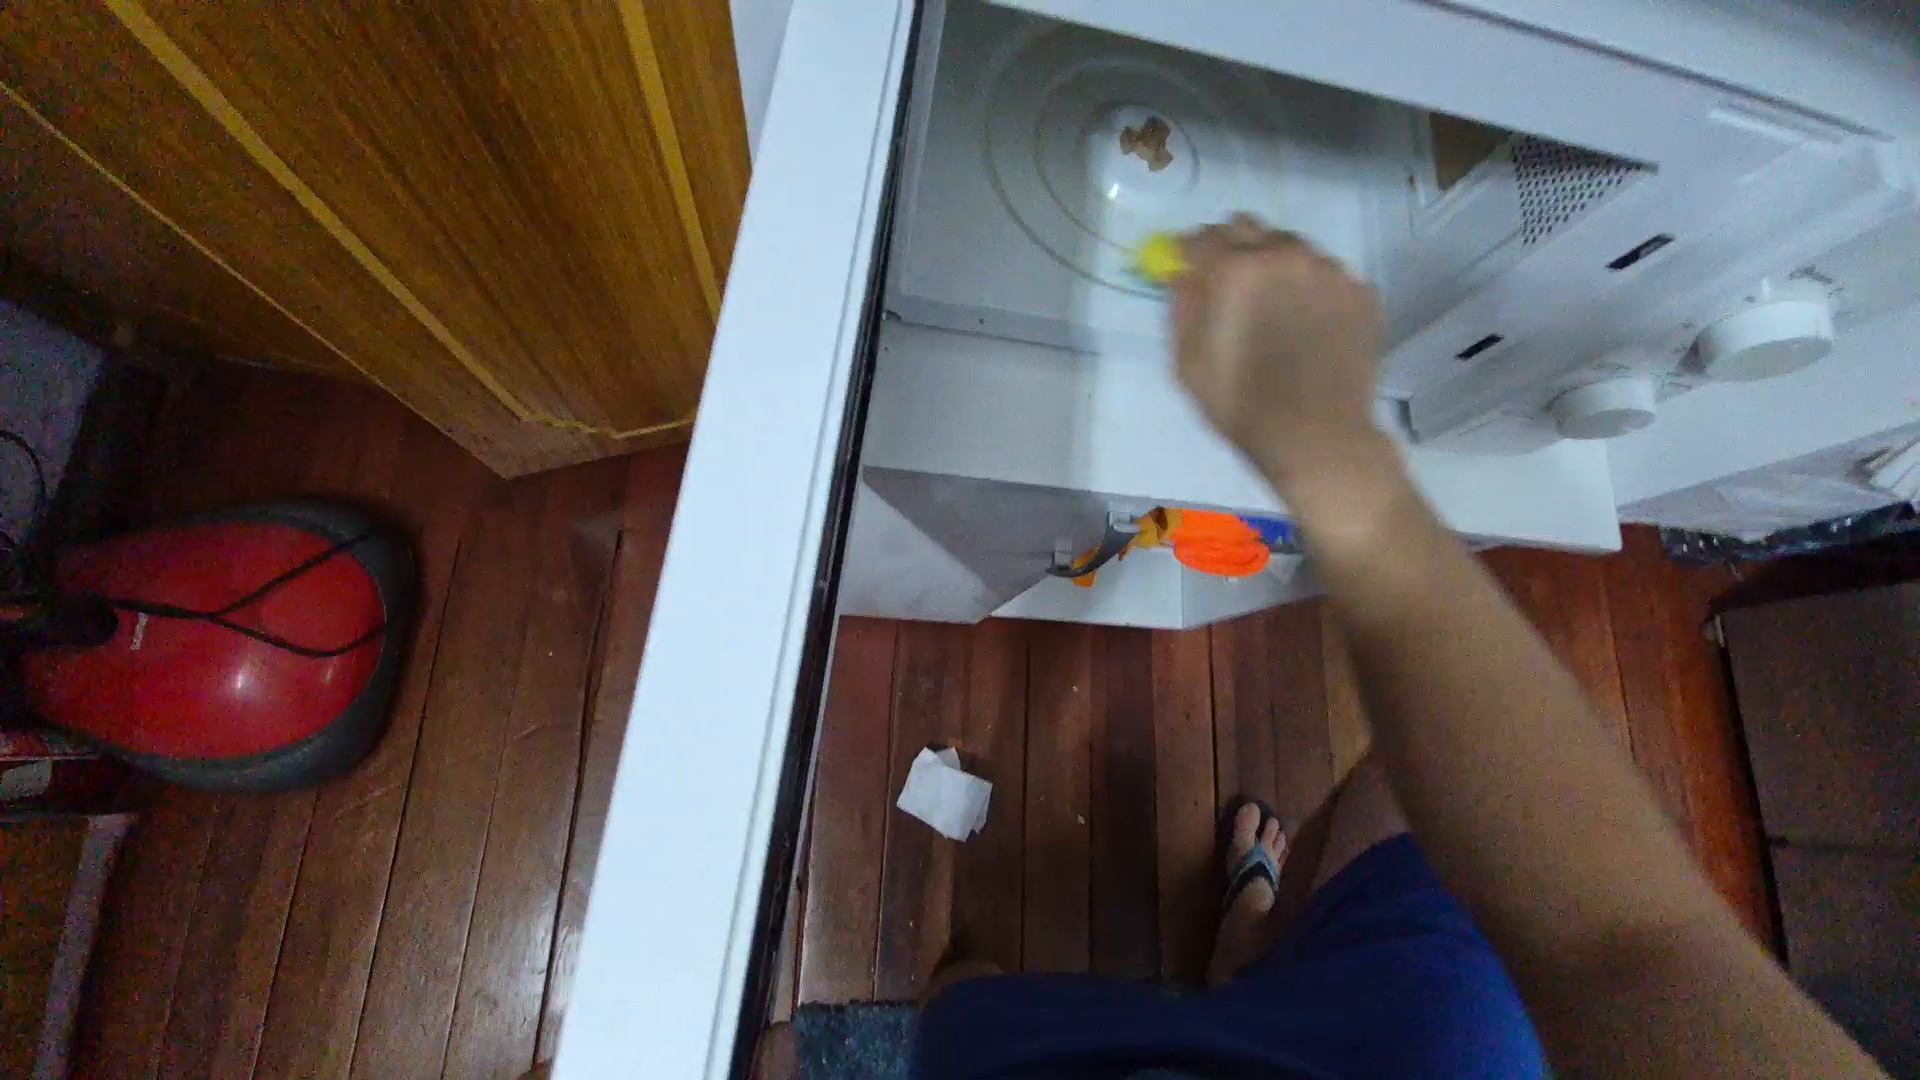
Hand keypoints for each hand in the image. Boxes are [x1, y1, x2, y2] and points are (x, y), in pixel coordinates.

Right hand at [1171, 217, 1385, 496]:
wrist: (1316, 435)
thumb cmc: (1240, 403)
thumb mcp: (1188, 361)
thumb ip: (1183, 307)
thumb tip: (1185, 277)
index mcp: (1238, 269)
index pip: (1203, 238)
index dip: (1188, 253)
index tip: (1185, 269)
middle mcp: (1288, 255)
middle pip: (1250, 228)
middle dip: (1231, 249)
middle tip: (1226, 286)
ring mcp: (1331, 271)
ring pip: (1292, 249)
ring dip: (1274, 267)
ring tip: (1272, 309)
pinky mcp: (1362, 293)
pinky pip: (1326, 276)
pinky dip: (1309, 290)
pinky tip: (1305, 327)